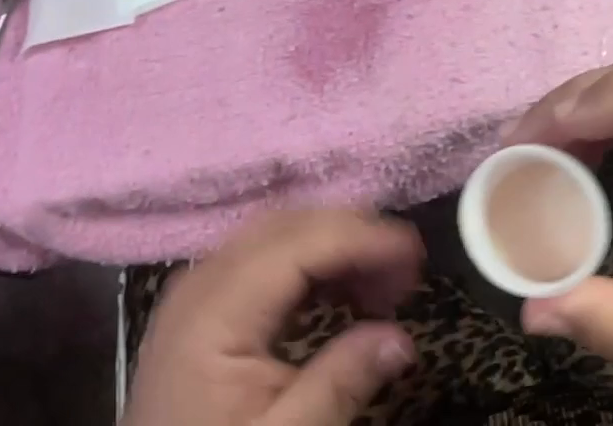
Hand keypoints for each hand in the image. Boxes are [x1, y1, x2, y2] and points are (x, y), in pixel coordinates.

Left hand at [123, 209, 425, 425]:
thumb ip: (340, 385)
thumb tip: (401, 338)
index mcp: (215, 310)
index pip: (297, 244)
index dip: (360, 237)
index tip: (415, 251)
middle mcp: (201, 280)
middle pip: (286, 226)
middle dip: (352, 234)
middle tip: (408, 268)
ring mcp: (197, 288)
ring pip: (275, 235)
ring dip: (333, 245)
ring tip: (386, 281)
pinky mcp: (202, 305)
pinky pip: (261, 259)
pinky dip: (308, 262)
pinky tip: (342, 290)